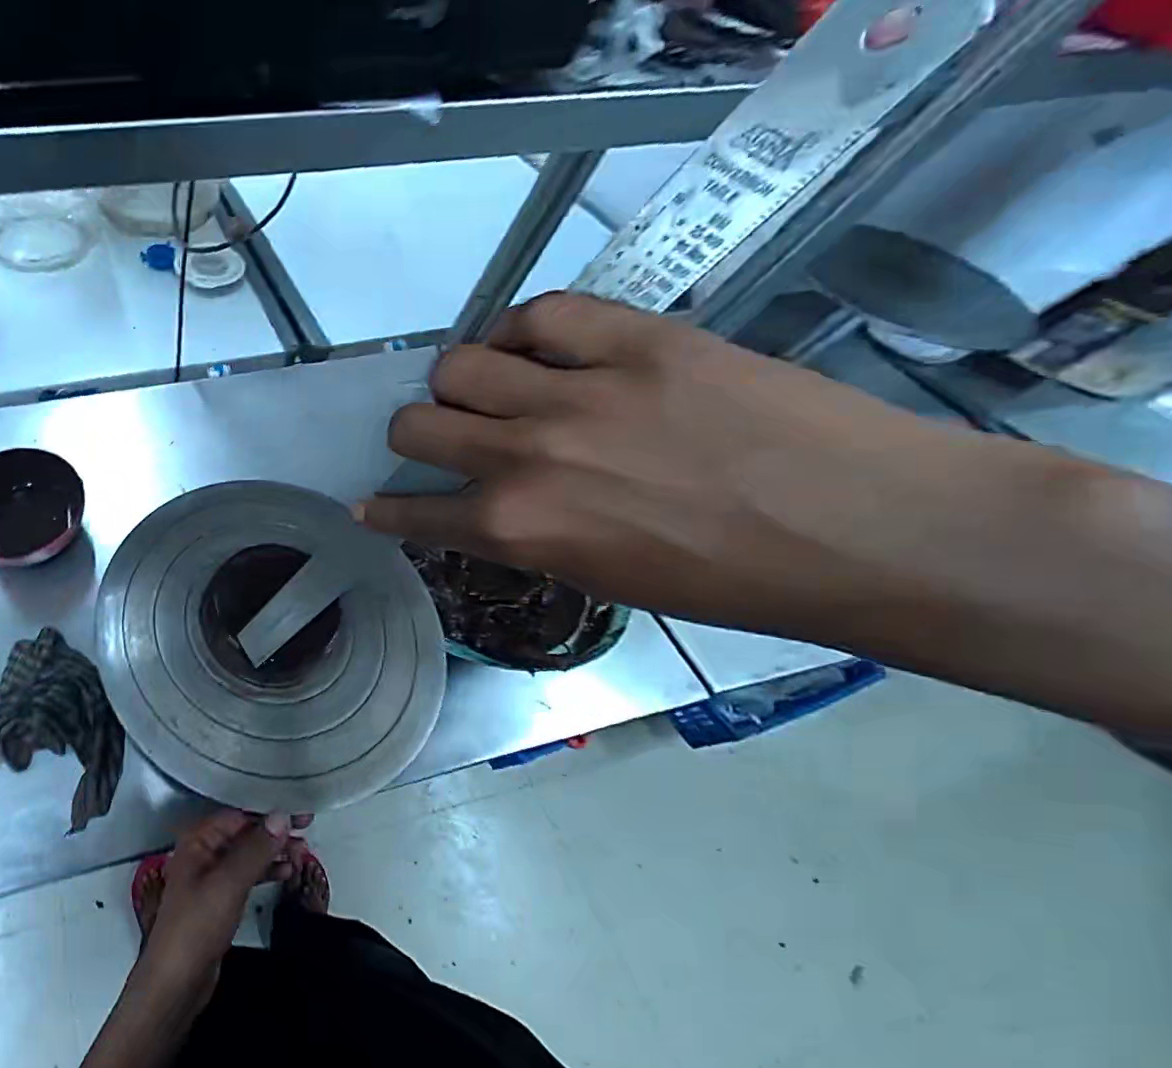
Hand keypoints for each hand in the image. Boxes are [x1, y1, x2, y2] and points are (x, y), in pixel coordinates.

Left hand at [133, 810, 294, 1007]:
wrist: (177, 981)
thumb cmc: (197, 925)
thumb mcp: (229, 882)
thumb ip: (255, 848)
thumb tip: (281, 816)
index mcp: (198, 839)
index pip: (239, 814)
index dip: (269, 811)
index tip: (300, 813)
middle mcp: (203, 851)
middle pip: (244, 832)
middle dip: (274, 831)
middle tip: (307, 832)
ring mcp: (211, 876)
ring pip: (247, 853)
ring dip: (273, 851)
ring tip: (303, 853)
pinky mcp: (220, 898)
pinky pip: (247, 874)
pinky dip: (266, 870)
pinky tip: (286, 872)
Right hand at [358, 293, 1081, 636]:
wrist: (870, 532)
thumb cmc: (729, 583)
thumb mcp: (601, 578)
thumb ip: (526, 537)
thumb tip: (483, 509)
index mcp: (520, 530)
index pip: (416, 510)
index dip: (384, 508)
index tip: (369, 503)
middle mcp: (528, 457)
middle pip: (418, 421)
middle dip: (413, 434)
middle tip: (440, 436)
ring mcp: (581, 391)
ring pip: (460, 362)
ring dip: (459, 380)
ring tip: (491, 387)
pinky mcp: (638, 339)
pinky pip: (542, 312)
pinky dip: (523, 330)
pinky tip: (539, 347)